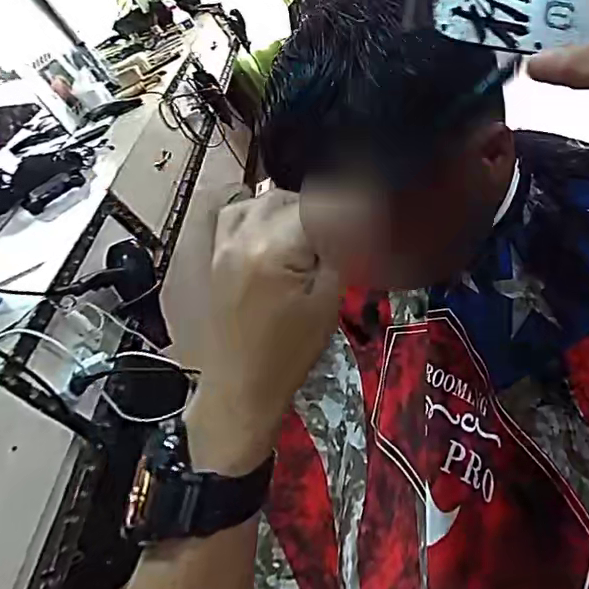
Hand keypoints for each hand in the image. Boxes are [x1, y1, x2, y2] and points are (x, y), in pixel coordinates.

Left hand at [167, 187, 343, 472]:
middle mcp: (245, 237)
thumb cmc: (291, 351)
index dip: (351, 205)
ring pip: (265, 200)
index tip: (372, 211)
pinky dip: (260, 209)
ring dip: (294, 206)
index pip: (321, 206)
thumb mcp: (329, 298)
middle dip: (325, 207)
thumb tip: (362, 213)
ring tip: (316, 227)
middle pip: (293, 199)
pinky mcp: (216, 255)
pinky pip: (235, 213)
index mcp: (276, 249)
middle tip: (349, 228)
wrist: (240, 389)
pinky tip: (278, 225)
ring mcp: (224, 245)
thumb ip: (343, 248)